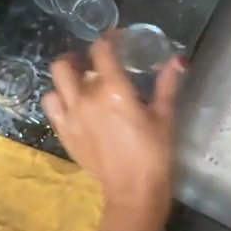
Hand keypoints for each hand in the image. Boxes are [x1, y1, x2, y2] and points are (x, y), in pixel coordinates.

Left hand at [42, 34, 183, 221]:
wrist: (134, 192)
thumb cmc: (154, 153)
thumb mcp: (164, 115)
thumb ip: (168, 83)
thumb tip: (179, 59)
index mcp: (113, 89)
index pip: (101, 50)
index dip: (109, 39)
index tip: (119, 39)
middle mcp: (86, 98)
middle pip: (67, 63)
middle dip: (79, 57)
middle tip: (94, 62)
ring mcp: (71, 117)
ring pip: (56, 83)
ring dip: (67, 78)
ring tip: (82, 83)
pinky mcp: (64, 134)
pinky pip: (51, 107)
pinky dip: (60, 99)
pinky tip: (74, 104)